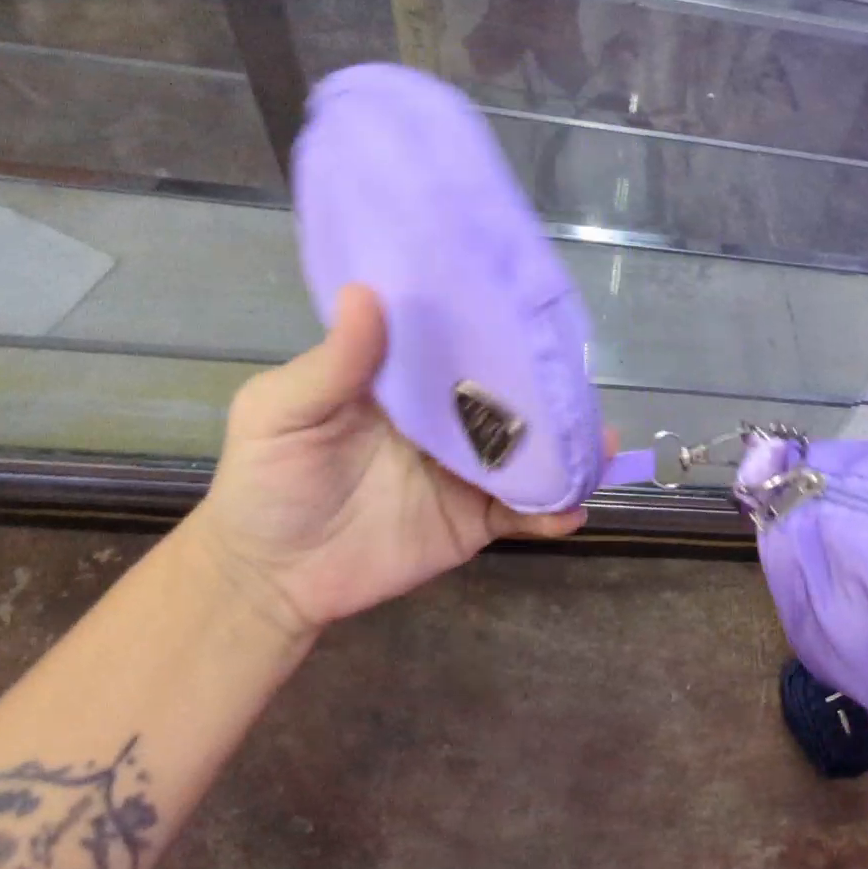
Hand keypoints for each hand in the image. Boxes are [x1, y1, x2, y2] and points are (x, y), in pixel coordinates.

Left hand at [182, 284, 586, 638]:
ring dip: (568, 453)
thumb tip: (369, 293)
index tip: (537, 320)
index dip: (500, 335)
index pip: (464, 350)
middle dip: (554, 398)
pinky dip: (553, 512)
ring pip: (531, 456)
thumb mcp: (283, 412)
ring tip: (600, 450)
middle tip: (587, 391)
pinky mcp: (477, 521)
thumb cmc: (267, 481)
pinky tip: (571, 511)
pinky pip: (525, 514)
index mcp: (410, 386)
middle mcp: (450, 423)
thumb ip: (334, 363)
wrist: (269, 575)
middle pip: (513, 402)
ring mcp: (468, 474)